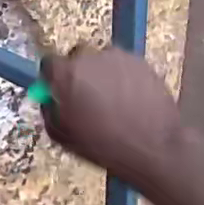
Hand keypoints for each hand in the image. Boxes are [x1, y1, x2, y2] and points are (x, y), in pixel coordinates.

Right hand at [40, 47, 184, 190]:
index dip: (52, 77)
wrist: (155, 148)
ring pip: (102, 62)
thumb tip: (48, 98)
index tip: (58, 90)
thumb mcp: (63, 137)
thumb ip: (50, 111)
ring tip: (114, 104)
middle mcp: (90, 56)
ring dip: (102, 75)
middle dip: (79, 74)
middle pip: (76, 58)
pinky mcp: (140, 60)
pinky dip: (123, 78)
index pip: (49, 63)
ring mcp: (117, 56)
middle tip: (88, 99)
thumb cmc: (105, 146)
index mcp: (68, 73)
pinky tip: (131, 101)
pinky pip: (123, 66)